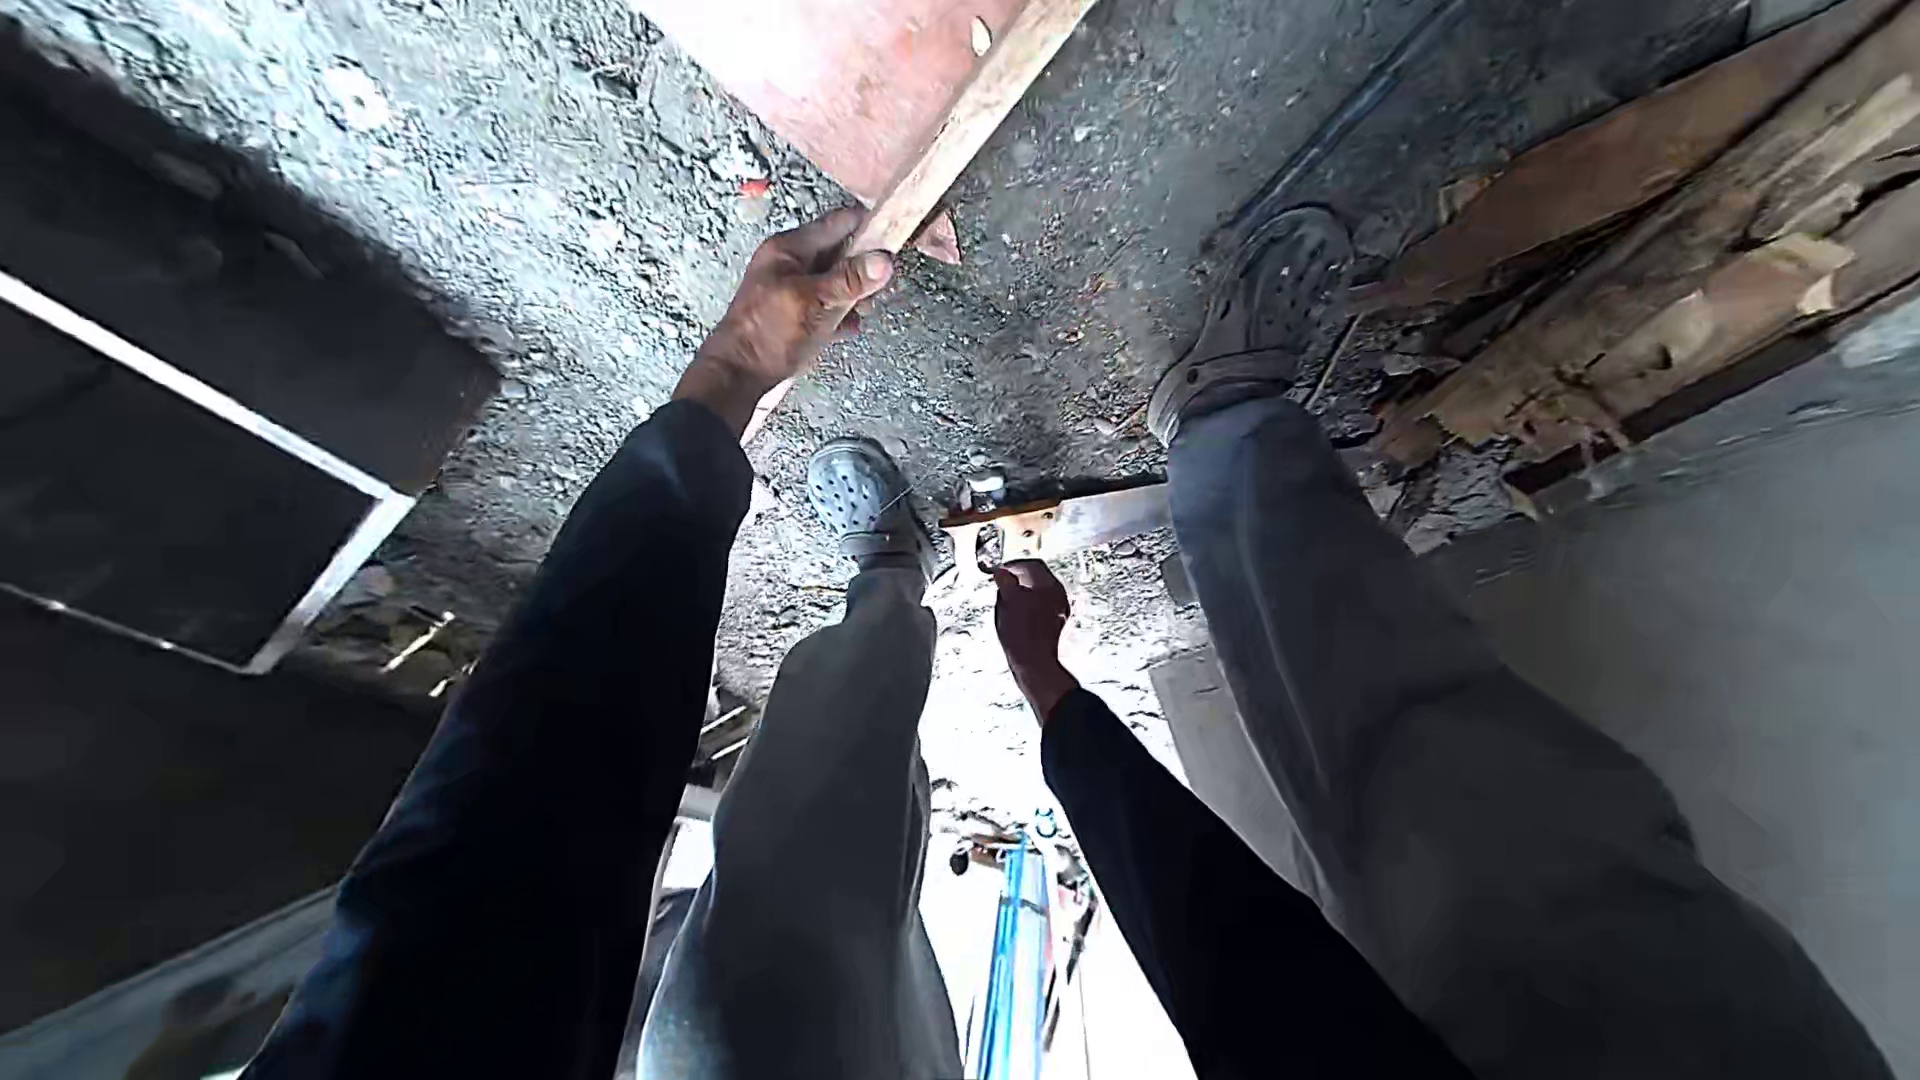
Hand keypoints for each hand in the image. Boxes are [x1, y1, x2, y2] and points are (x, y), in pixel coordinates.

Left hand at [672, 207, 894, 435]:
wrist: (739, 375)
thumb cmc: (767, 335)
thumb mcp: (814, 302)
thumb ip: (849, 280)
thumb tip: (884, 261)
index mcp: (790, 248)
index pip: (837, 223)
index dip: (868, 228)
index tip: (893, 242)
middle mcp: (792, 264)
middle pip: (841, 252)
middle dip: (865, 269)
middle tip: (879, 288)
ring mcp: (795, 290)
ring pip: (837, 282)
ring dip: (856, 295)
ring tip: (864, 311)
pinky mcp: (798, 316)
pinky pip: (829, 307)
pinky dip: (843, 315)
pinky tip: (850, 328)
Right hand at [993, 560, 1080, 723]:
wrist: (1033, 664)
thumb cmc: (1022, 633)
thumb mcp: (1007, 601)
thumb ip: (1005, 581)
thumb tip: (1001, 572)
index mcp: (1050, 586)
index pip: (1033, 565)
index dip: (1014, 564)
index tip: (1000, 569)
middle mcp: (1058, 597)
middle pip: (1038, 578)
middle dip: (1018, 578)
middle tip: (1002, 581)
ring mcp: (1058, 612)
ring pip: (1038, 594)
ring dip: (1022, 592)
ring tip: (1005, 599)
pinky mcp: (1053, 626)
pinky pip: (1039, 608)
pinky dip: (1026, 606)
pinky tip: (1014, 615)